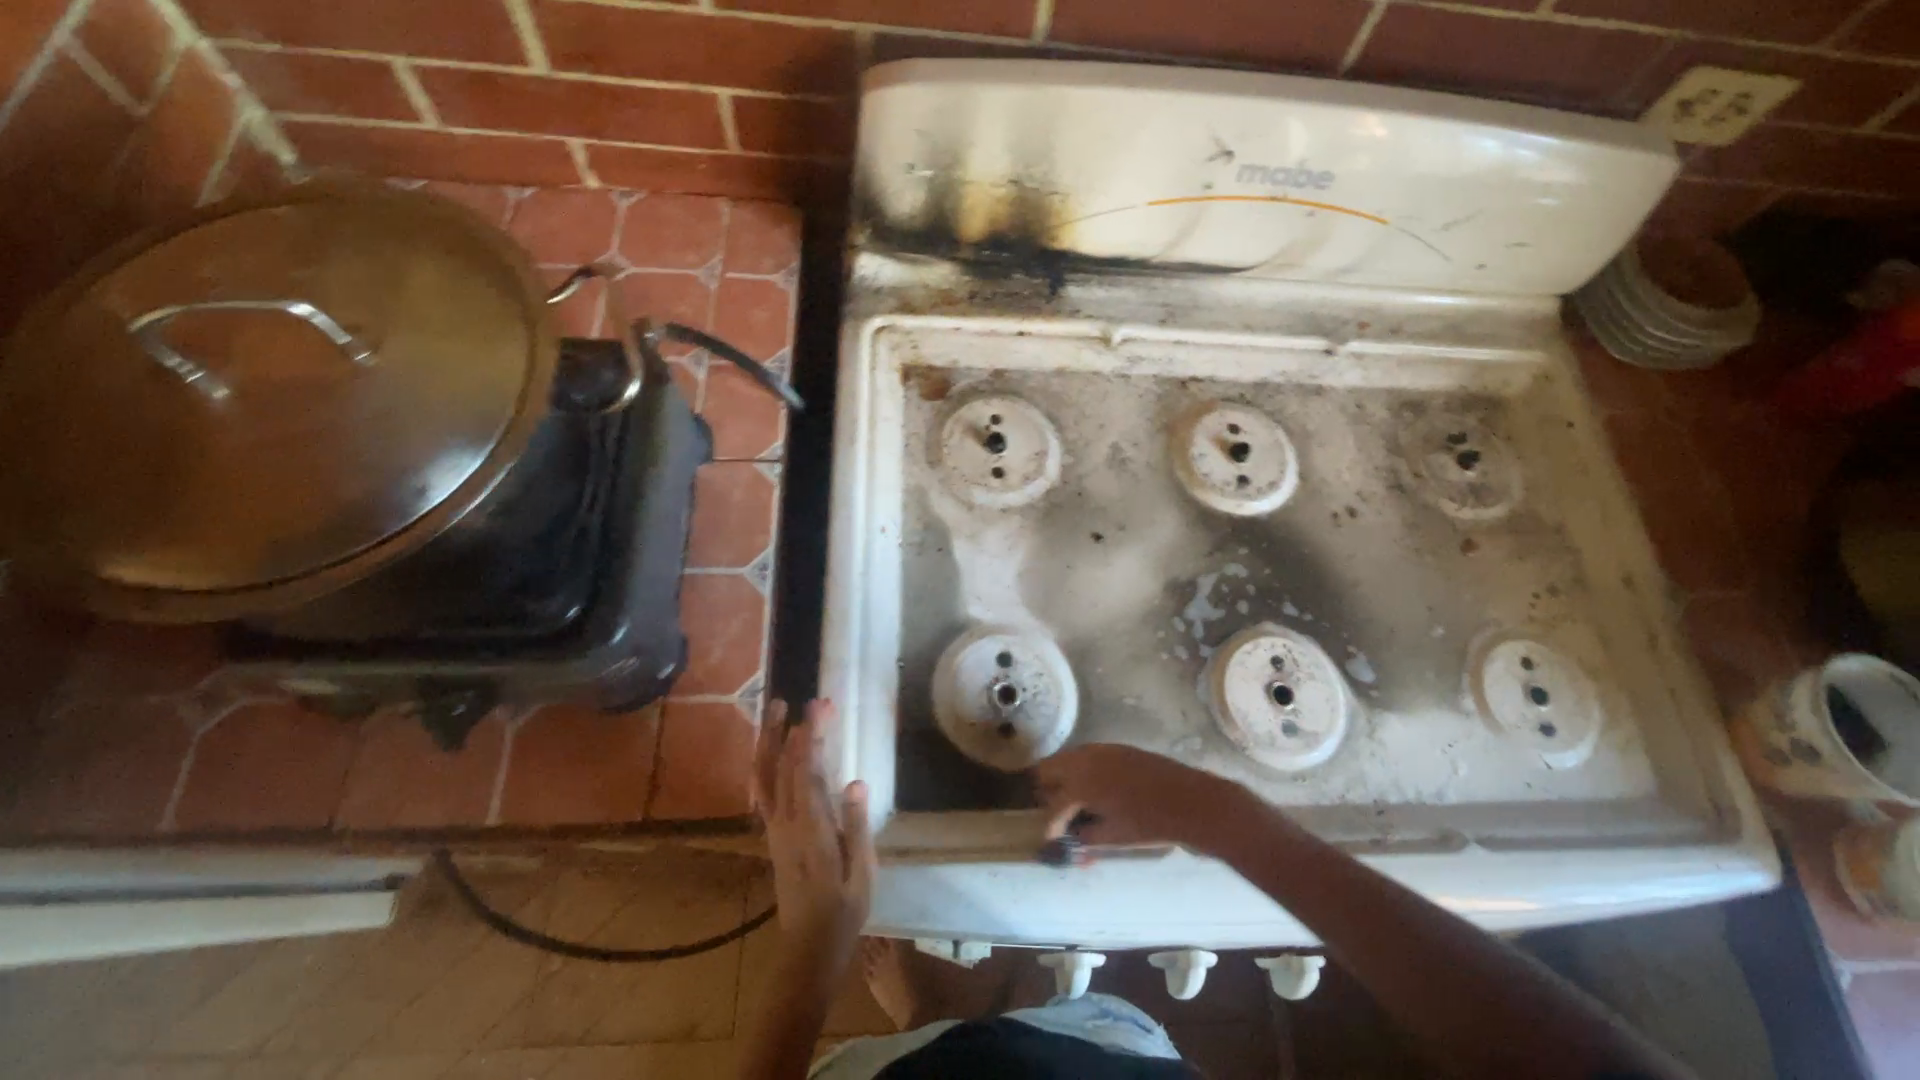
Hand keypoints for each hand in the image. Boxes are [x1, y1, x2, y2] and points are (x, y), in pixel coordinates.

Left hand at [752, 699, 874, 968]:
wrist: (809, 945)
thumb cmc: (845, 910)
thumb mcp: (862, 873)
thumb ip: (857, 827)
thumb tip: (856, 782)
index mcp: (811, 829)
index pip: (806, 773)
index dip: (810, 738)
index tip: (819, 708)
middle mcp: (787, 823)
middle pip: (783, 767)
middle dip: (792, 731)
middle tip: (803, 701)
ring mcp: (775, 829)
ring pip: (764, 777)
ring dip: (769, 742)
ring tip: (776, 712)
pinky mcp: (773, 836)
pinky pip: (762, 792)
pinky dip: (764, 765)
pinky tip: (770, 752)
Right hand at [1033, 743, 1250, 854]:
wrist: (1191, 802)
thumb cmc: (1149, 825)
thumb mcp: (1112, 838)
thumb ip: (1085, 837)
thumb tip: (1073, 837)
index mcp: (1079, 784)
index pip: (1053, 807)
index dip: (1050, 826)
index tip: (1051, 838)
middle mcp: (1085, 761)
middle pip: (1050, 769)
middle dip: (1046, 790)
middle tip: (1055, 811)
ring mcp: (1102, 750)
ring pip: (1068, 758)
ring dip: (1063, 777)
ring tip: (1071, 800)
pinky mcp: (1119, 748)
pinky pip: (1088, 756)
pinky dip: (1083, 770)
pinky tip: (1093, 788)